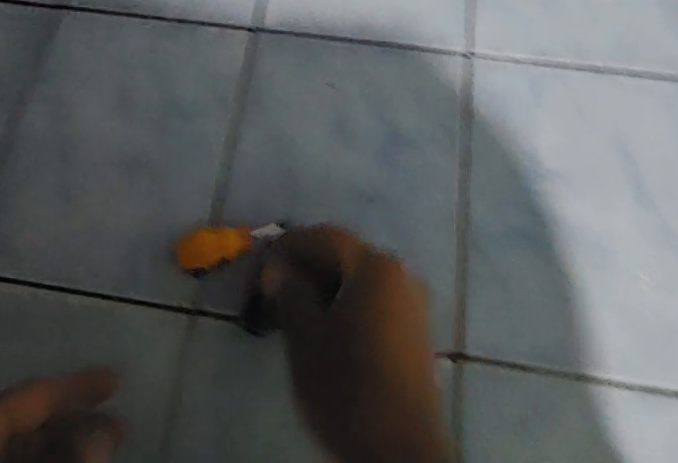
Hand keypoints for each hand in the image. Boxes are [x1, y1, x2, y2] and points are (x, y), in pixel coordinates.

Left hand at [0, 367, 125, 462]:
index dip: (76, 387)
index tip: (118, 381)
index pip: (29, 397)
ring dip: (57, 454)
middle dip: (72, 426)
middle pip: (23, 428)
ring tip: (98, 456)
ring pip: (14, 457)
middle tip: (119, 428)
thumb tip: (100, 430)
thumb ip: (67, 458)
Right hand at [261, 225, 452, 462]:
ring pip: (360, 281)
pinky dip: (346, 305)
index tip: (262, 262)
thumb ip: (290, 293)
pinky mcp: (415, 333)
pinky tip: (323, 327)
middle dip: (308, 266)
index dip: (290, 245)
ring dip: (326, 287)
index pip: (327, 237)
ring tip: (293, 309)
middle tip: (273, 287)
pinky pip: (374, 302)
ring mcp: (413, 304)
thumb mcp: (305, 337)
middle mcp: (401, 275)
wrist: (398, 450)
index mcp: (376, 266)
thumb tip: (280, 270)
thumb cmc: (346, 385)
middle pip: (347, 256)